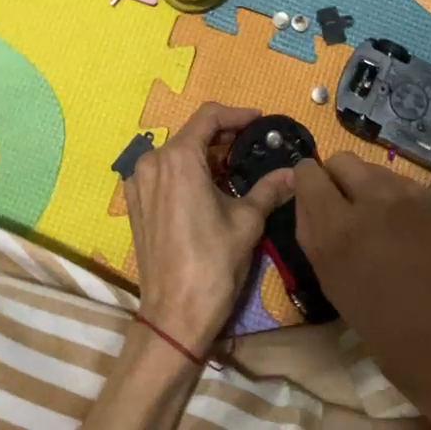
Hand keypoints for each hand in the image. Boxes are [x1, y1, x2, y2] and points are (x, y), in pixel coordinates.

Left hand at [124, 103, 294, 353]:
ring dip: (204, 157)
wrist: (174, 315)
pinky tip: (208, 191)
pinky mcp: (135, 205)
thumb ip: (269, 189)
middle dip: (222, 137)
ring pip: (176, 155)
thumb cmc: (213, 263)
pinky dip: (186, 174)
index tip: (260, 122)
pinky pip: (163, 175)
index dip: (237, 115)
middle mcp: (151, 162)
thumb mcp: (247, 222)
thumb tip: (295, 174)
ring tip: (233, 171)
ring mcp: (138, 184)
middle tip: (252, 147)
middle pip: (191, 135)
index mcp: (177, 157)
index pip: (208, 117)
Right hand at [295, 154, 430, 429]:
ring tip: (375, 220)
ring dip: (365, 185)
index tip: (314, 199)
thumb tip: (305, 193)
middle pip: (341, 159)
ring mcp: (406, 194)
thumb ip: (310, 228)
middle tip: (344, 208)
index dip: (307, 182)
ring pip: (371, 167)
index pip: (308, 171)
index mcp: (337, 227)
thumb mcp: (327, 277)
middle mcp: (371, 198)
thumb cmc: (377, 321)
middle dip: (336, 178)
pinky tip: (401, 227)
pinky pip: (398, 181)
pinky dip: (391, 196)